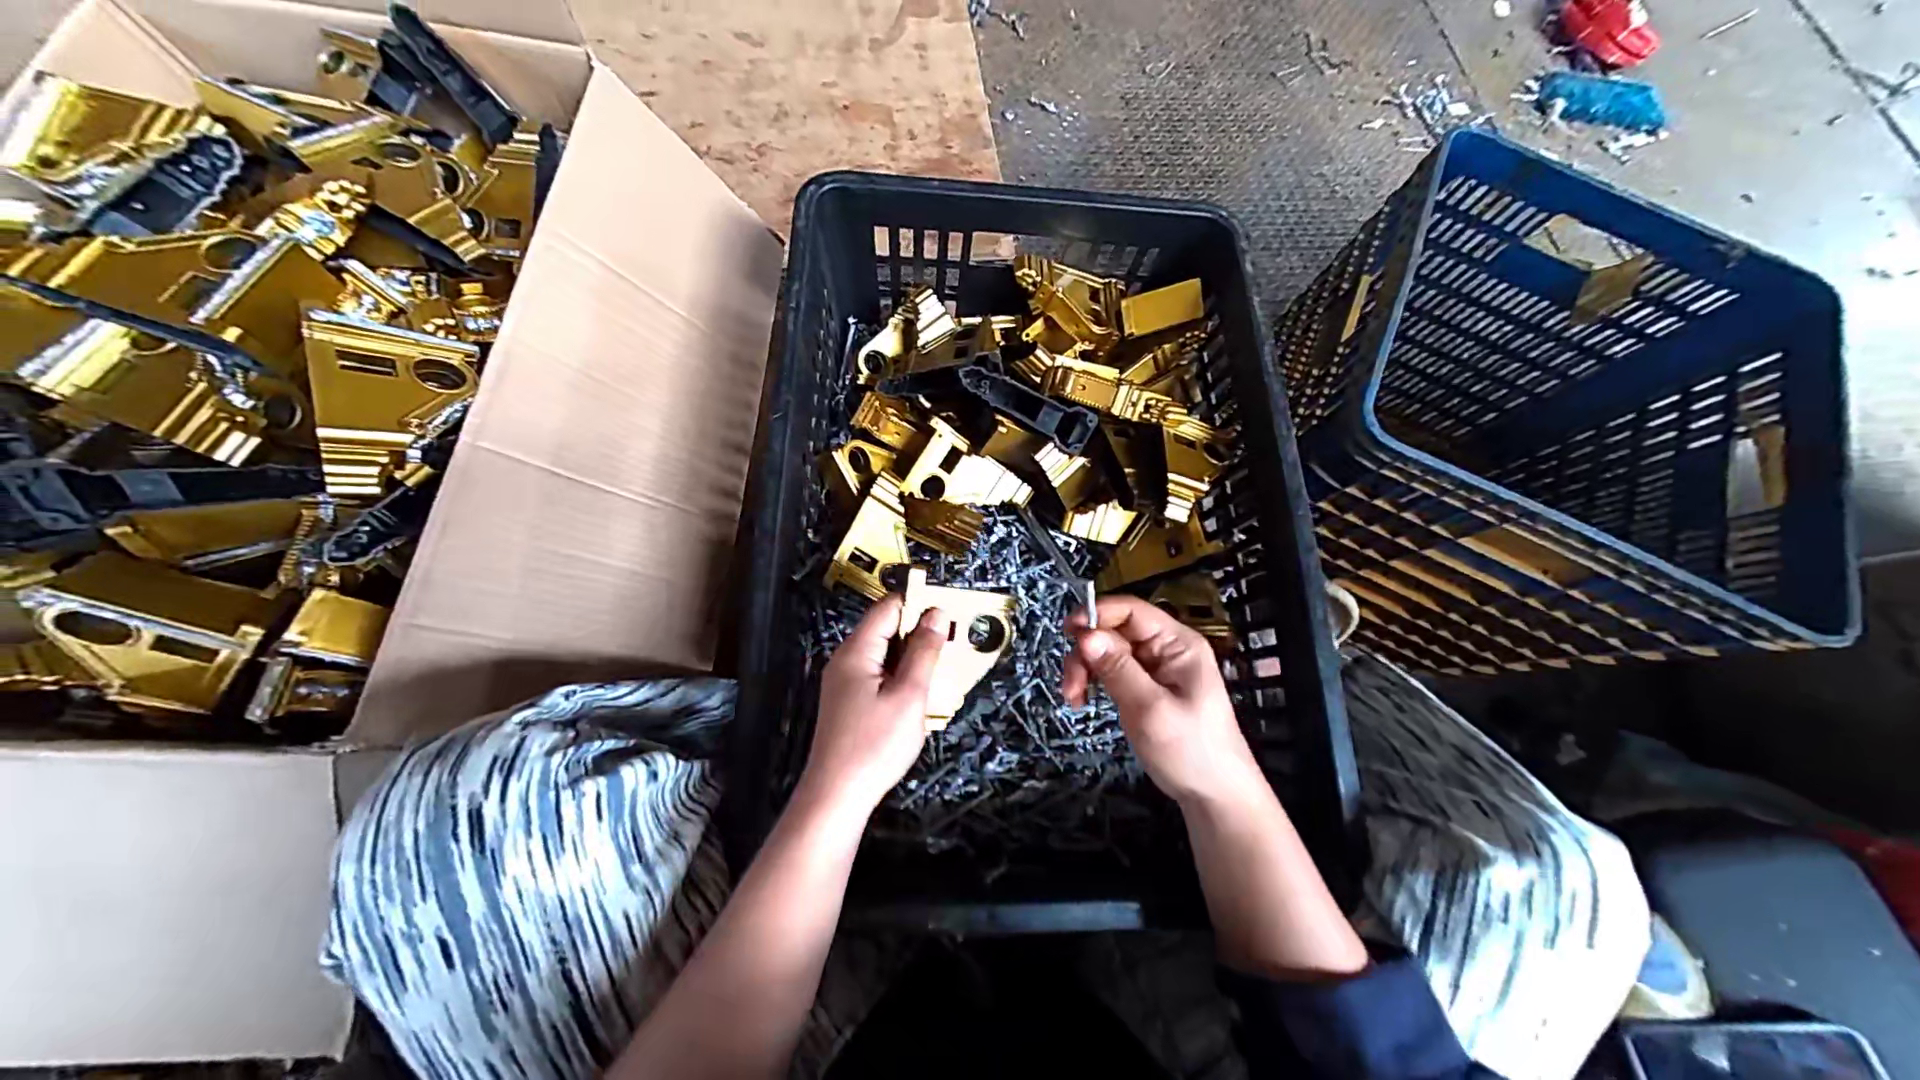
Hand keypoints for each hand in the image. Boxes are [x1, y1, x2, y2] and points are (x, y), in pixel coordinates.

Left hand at [801, 594, 948, 815]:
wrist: (837, 795)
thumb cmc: (873, 746)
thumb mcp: (909, 696)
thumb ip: (924, 652)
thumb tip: (936, 614)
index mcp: (856, 652)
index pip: (889, 608)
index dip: (919, 605)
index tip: (949, 614)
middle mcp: (846, 660)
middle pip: (887, 630)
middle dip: (920, 634)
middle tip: (950, 648)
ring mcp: (845, 682)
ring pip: (886, 655)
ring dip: (914, 659)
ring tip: (939, 675)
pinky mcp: (850, 702)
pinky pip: (880, 675)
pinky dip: (902, 678)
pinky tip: (918, 697)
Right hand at [1062, 595, 1263, 805]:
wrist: (1213, 795)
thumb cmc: (1190, 751)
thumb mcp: (1150, 709)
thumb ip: (1117, 670)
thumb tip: (1085, 635)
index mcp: (1177, 644)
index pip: (1131, 610)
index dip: (1097, 615)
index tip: (1068, 633)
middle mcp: (1165, 649)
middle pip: (1113, 630)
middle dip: (1086, 651)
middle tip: (1072, 685)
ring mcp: (1153, 668)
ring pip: (1106, 650)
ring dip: (1085, 669)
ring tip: (1075, 699)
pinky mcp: (1143, 687)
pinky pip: (1110, 671)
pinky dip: (1093, 682)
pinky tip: (1084, 700)